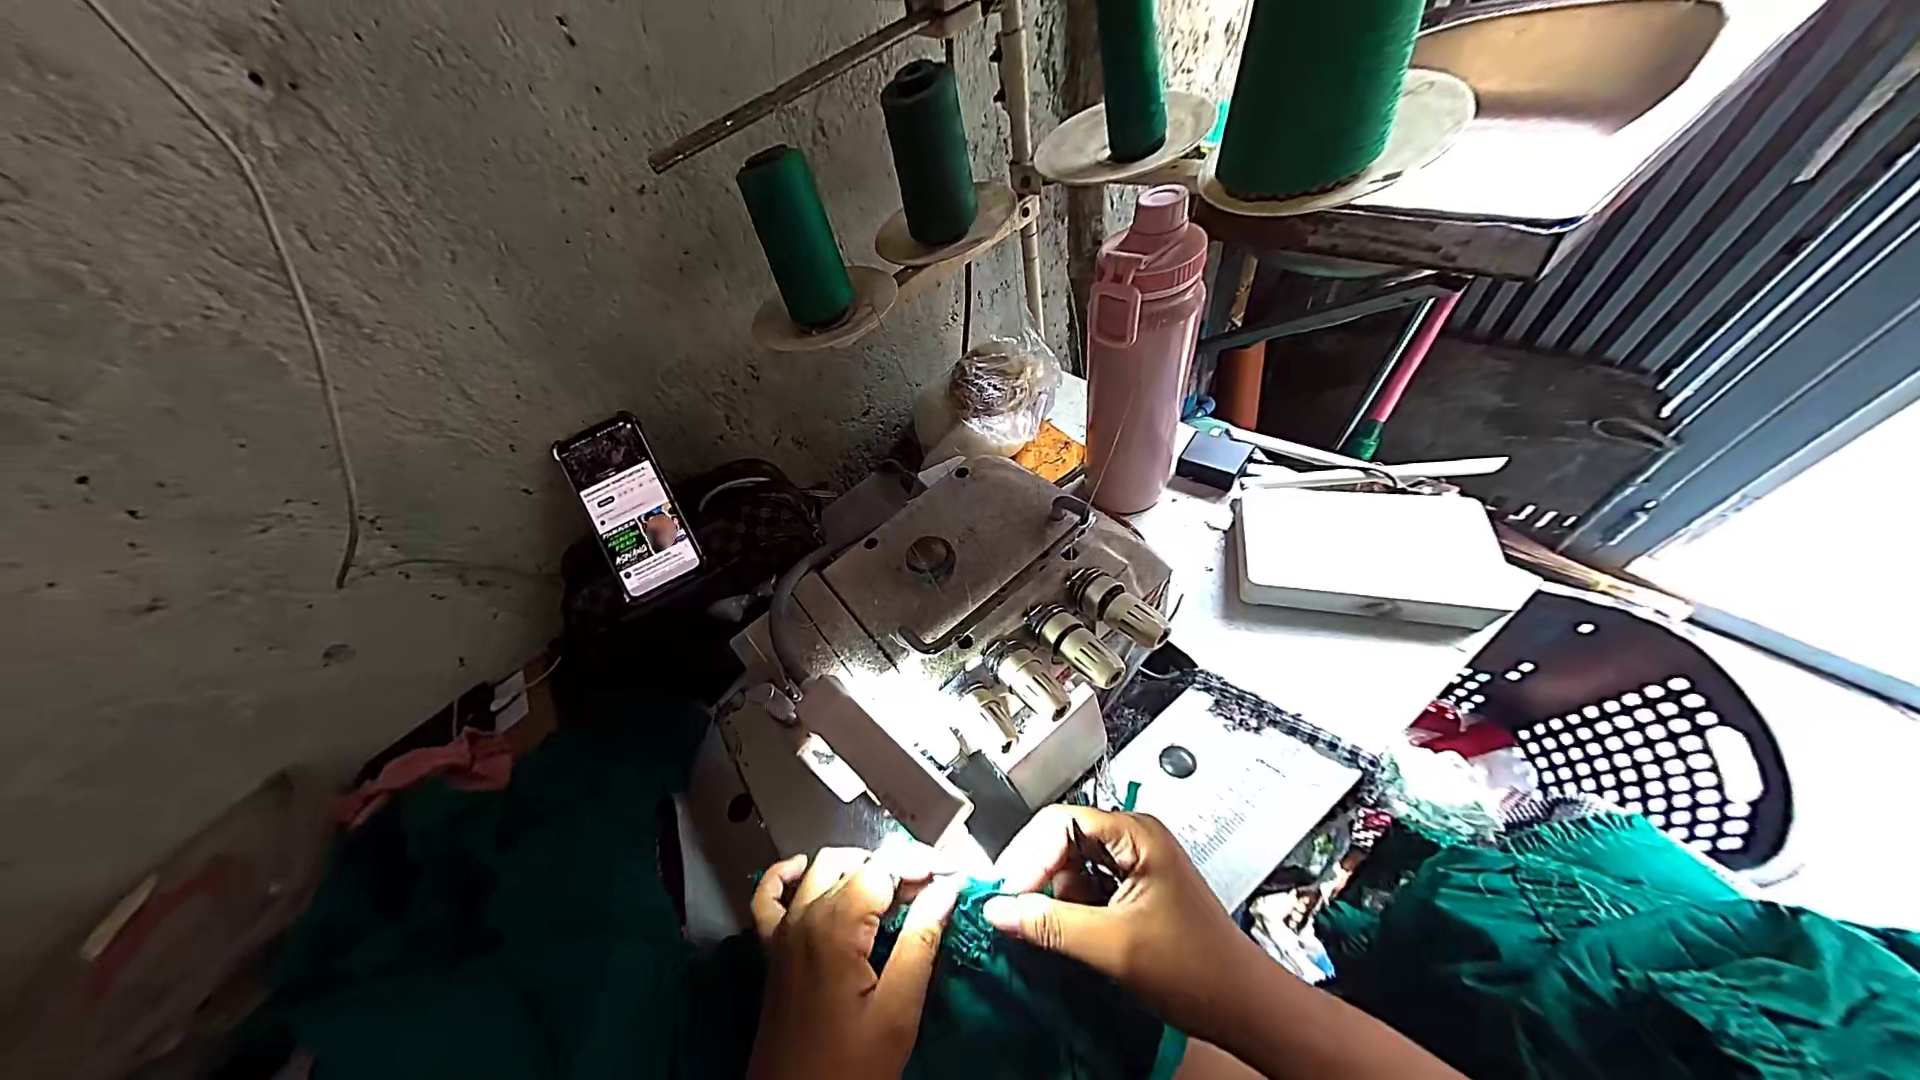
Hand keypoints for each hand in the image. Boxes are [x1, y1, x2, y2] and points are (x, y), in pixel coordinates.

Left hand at [747, 847, 960, 1079]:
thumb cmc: (850, 1069)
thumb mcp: (896, 1011)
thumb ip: (921, 941)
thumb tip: (946, 889)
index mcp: (837, 925)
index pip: (885, 866)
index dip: (922, 864)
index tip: (953, 875)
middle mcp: (806, 915)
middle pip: (858, 864)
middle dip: (899, 867)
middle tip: (933, 891)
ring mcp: (784, 930)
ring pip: (822, 868)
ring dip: (859, 867)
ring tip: (894, 890)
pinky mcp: (771, 950)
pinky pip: (769, 895)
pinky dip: (787, 875)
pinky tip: (807, 872)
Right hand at [982, 805, 1264, 1043]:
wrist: (1244, 1005)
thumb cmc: (1197, 968)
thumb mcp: (1113, 945)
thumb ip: (1051, 924)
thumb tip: (1000, 909)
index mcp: (1135, 832)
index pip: (1059, 823)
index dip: (1029, 857)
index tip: (1009, 893)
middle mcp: (1133, 835)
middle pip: (1063, 839)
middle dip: (1041, 876)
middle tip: (1022, 912)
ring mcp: (1135, 858)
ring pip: (1072, 863)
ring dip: (1060, 895)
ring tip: (1072, 929)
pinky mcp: (1134, 882)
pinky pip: (1088, 882)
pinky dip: (1076, 906)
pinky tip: (1084, 931)